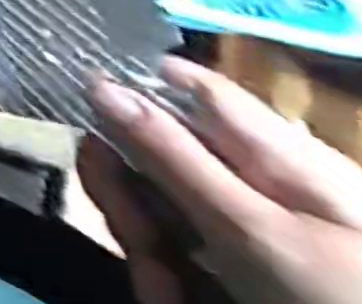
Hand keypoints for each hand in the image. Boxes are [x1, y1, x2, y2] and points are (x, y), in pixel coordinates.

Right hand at [79, 57, 361, 303]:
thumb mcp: (253, 232)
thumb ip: (169, 152)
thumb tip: (95, 80)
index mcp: (287, 157)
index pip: (191, 86)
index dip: (132, 79)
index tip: (74, 91)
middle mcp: (263, 180)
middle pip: (157, 146)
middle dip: (125, 180)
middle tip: (127, 221)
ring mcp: (246, 224)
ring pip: (149, 195)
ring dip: (137, 228)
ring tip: (162, 278)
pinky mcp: (230, 261)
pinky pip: (167, 239)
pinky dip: (160, 267)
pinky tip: (170, 291)